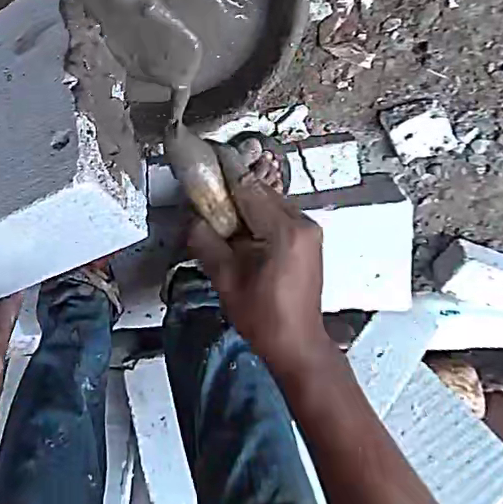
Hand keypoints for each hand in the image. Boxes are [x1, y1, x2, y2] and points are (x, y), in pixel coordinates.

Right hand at [184, 156, 336, 379]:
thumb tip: (193, 217)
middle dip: (232, 190)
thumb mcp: (225, 279)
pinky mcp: (309, 238)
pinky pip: (278, 214)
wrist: (298, 345)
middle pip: (260, 191)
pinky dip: (257, 215)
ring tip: (220, 213)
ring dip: (245, 203)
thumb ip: (205, 241)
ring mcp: (310, 229)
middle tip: (206, 192)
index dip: (224, 172)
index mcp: (284, 231)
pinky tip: (241, 229)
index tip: (205, 158)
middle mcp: (303, 223)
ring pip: (270, 201)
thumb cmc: (263, 318)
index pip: (248, 188)